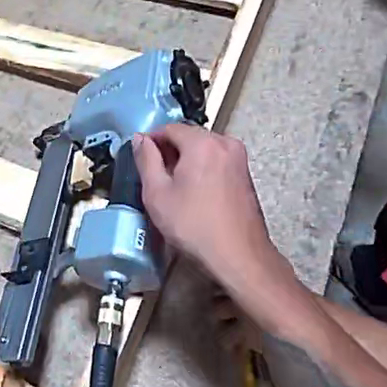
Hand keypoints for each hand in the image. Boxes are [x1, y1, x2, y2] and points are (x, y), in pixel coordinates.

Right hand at [133, 124, 285, 287]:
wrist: (239, 257)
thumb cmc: (194, 225)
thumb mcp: (157, 192)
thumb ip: (146, 159)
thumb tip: (140, 140)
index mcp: (202, 143)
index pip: (169, 128)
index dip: (150, 141)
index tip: (141, 160)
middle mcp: (225, 144)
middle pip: (187, 136)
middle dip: (169, 151)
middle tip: (155, 176)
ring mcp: (238, 159)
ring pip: (202, 149)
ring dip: (185, 161)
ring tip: (173, 188)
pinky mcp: (245, 175)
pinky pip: (216, 161)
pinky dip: (201, 169)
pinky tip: (194, 194)